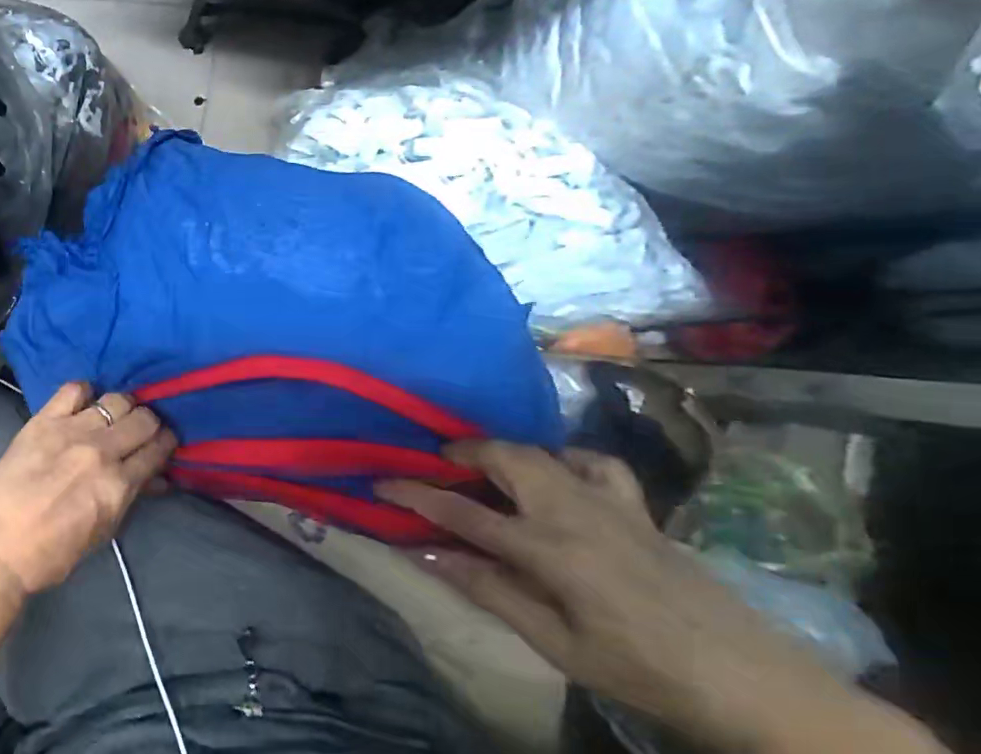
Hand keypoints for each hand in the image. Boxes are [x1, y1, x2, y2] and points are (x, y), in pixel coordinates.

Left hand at [0, 382, 176, 602]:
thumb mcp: (104, 530)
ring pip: (115, 399)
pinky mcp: (43, 420)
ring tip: (115, 416)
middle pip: (143, 419)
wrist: (0, 544)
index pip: (157, 450)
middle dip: (150, 422)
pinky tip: (84, 405)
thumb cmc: (55, 550)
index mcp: (118, 484)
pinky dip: (85, 393)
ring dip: (123, 407)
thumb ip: (132, 497)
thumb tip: (156, 477)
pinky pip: (73, 389)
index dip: (166, 443)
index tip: (165, 441)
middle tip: (142, 429)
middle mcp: (100, 451)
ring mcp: (71, 430)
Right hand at [377, 441, 943, 753]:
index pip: (462, 511)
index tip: (380, 482)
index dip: (414, 494)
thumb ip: (492, 593)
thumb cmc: (645, 672)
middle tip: (433, 464)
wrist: (756, 685)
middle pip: (503, 458)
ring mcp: (610, 504)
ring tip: (482, 466)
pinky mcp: (639, 509)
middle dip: (459, 453)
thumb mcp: (560, 647)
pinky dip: (567, 458)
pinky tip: (557, 474)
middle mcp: (574, 512)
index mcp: (549, 550)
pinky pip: (596, 462)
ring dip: (503, 451)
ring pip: (542, 451)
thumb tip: (430, 554)